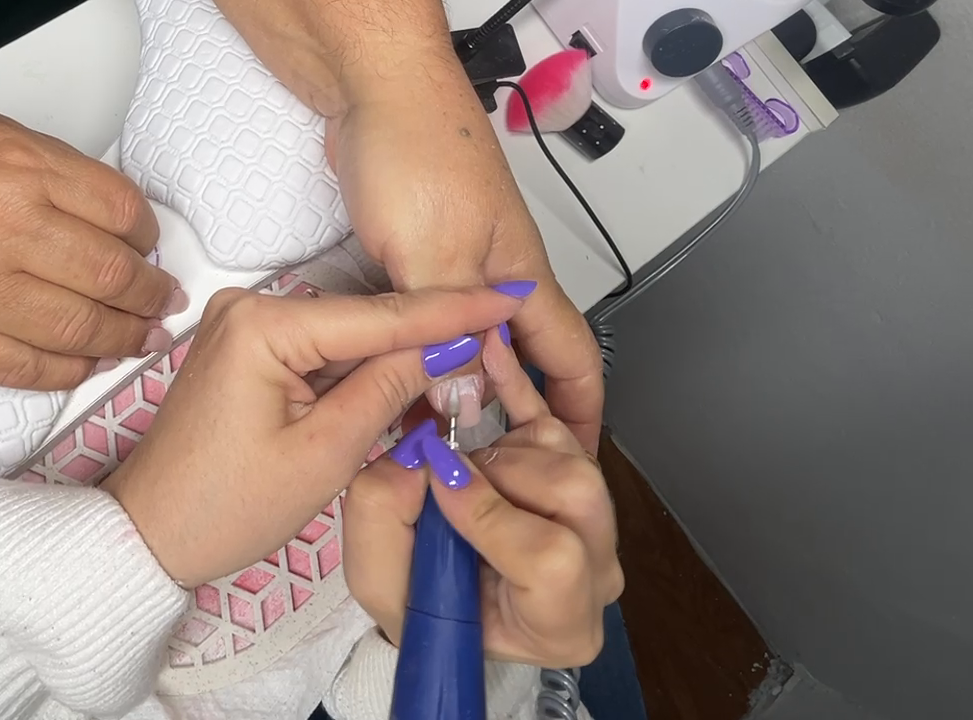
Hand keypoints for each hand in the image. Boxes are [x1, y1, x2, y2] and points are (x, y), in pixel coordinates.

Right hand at [0, 105, 182, 389]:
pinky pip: (28, 370)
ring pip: (80, 330)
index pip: (122, 211)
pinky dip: (71, 372)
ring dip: (126, 338)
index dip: (150, 237)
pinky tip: (90, 363)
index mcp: (19, 169)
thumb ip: (57, 174)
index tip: (153, 249)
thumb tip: (121, 224)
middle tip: (166, 302)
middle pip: (112, 275)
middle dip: (153, 295)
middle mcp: (1, 228)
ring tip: (145, 338)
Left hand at [100, 284, 524, 585]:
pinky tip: (405, 373)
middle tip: (499, 332)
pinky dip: (358, 364)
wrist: (151, 529)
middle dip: (428, 332)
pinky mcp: (247, 343)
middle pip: (361, 318)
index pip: (378, 314)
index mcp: (264, 326)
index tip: (509, 293)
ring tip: (466, 356)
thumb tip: (445, 349)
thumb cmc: (226, 506)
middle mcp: (251, 306)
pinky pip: (318, 346)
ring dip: (396, 351)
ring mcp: (246, 321)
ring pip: (343, 333)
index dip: (451, 307)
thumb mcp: (323, 455)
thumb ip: (386, 391)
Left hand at [328, 71, 603, 450]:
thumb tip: (471, 406)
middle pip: (515, 354)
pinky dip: (417, 345)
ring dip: (456, 379)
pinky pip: (425, 312)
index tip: (572, 462)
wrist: (373, 86)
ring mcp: (450, 256)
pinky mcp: (412, 244)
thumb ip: (454, 331)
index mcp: (520, 276)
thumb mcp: (435, 253)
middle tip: (481, 462)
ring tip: (431, 431)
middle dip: (508, 408)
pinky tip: (393, 368)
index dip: (579, 410)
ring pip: (464, 336)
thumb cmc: (418, 155)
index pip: (571, 356)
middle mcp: (492, 272)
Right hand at [345, 332, 622, 666]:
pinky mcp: (570, 467)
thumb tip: (418, 453)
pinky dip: (519, 383)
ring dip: (501, 442)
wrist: (435, 588)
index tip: (436, 480)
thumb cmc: (413, 598)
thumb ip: (385, 518)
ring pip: (570, 456)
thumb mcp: (379, 580)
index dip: (490, 511)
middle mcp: (593, 572)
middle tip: (444, 460)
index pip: (553, 561)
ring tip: (456, 448)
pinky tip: (491, 347)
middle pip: (574, 495)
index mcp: (555, 624)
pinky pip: (553, 417)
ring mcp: (593, 519)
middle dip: (496, 467)